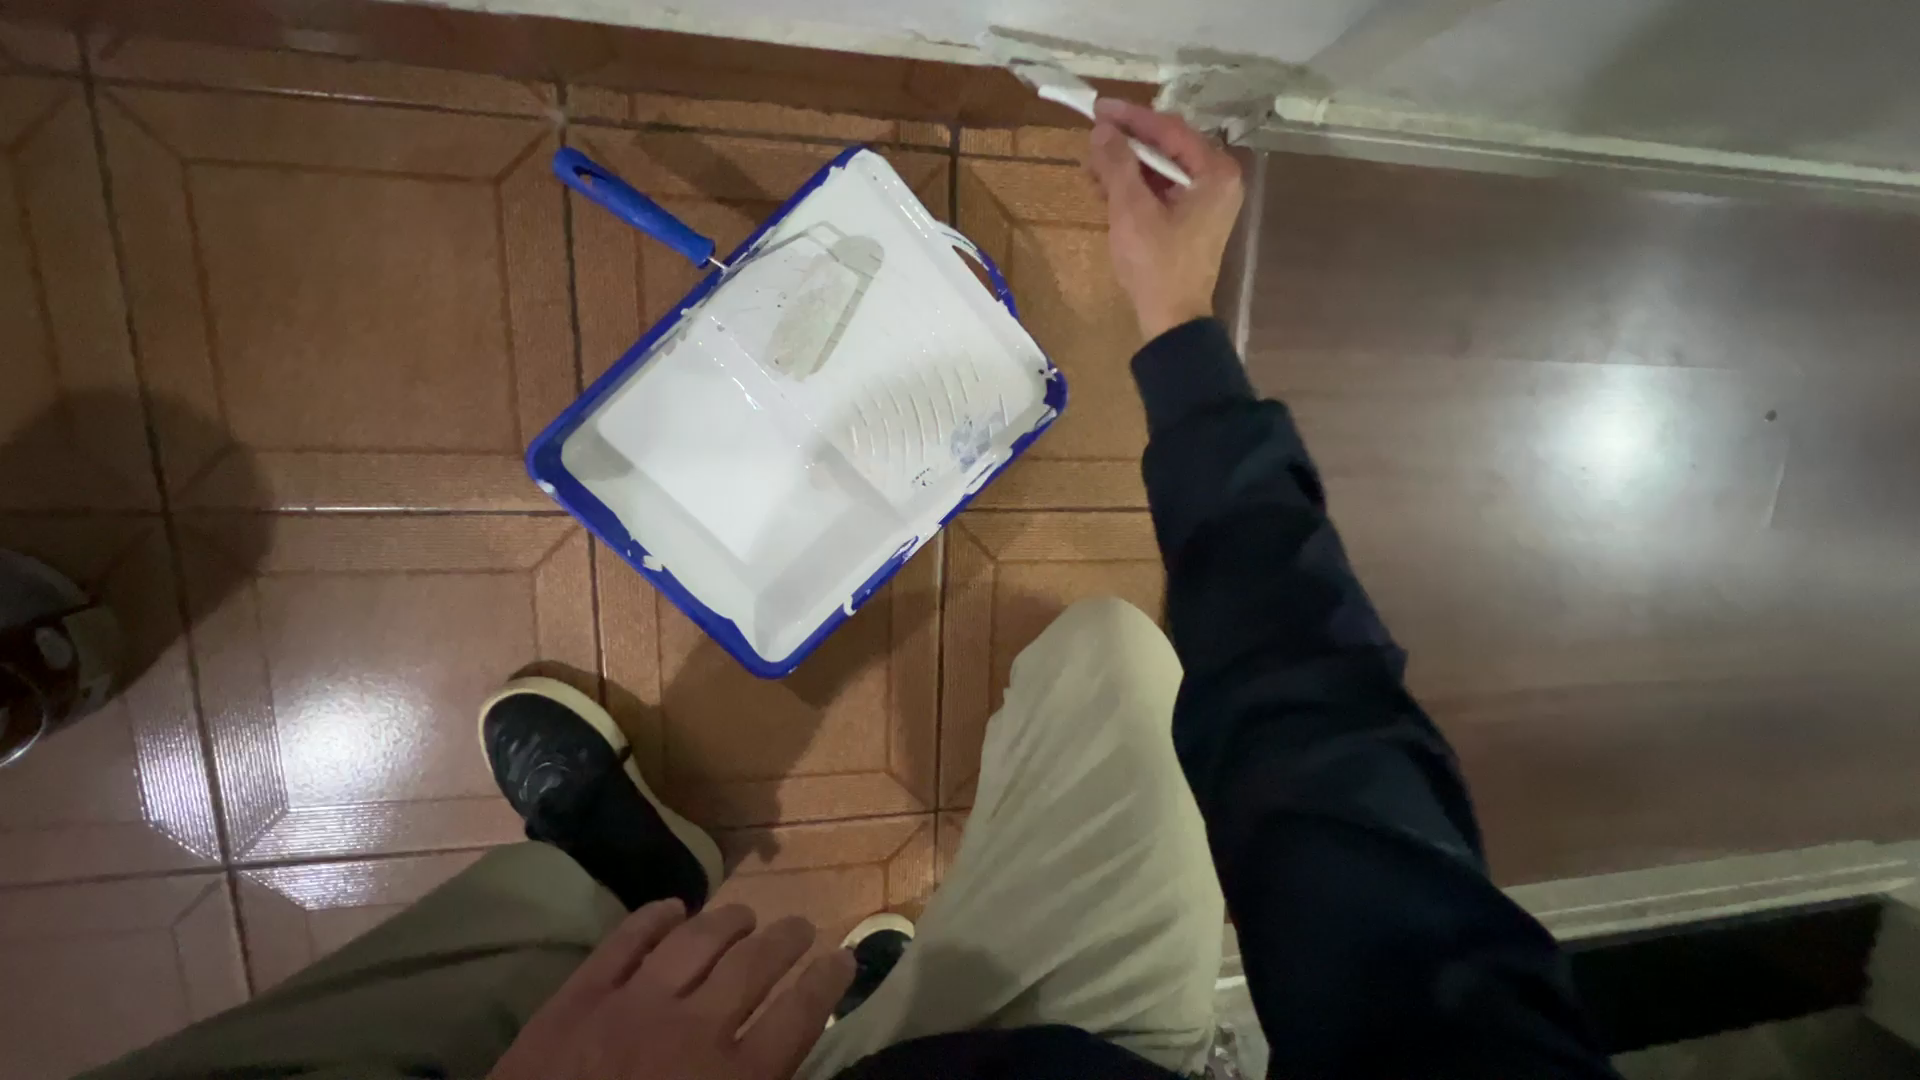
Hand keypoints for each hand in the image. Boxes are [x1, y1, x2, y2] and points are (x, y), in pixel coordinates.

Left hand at [491, 900, 855, 1079]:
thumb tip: (779, 1067)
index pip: (798, 1014)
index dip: (827, 980)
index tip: (844, 956)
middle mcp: (692, 1031)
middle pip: (756, 964)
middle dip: (788, 939)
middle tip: (801, 927)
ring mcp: (633, 1006)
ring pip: (699, 940)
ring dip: (730, 921)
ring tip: (745, 914)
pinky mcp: (578, 999)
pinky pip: (625, 941)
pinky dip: (654, 917)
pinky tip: (674, 907)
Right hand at [1083, 99, 1244, 341]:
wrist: (1171, 320)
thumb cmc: (1155, 265)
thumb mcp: (1131, 210)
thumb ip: (1117, 163)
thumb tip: (1101, 130)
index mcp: (1215, 172)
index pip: (1170, 129)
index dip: (1131, 118)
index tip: (1098, 108)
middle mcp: (1218, 181)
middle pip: (1166, 148)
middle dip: (1126, 146)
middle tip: (1091, 143)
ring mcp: (1206, 203)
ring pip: (1161, 171)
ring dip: (1126, 168)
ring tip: (1092, 172)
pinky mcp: (1192, 223)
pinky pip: (1162, 193)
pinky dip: (1135, 190)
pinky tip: (1107, 192)